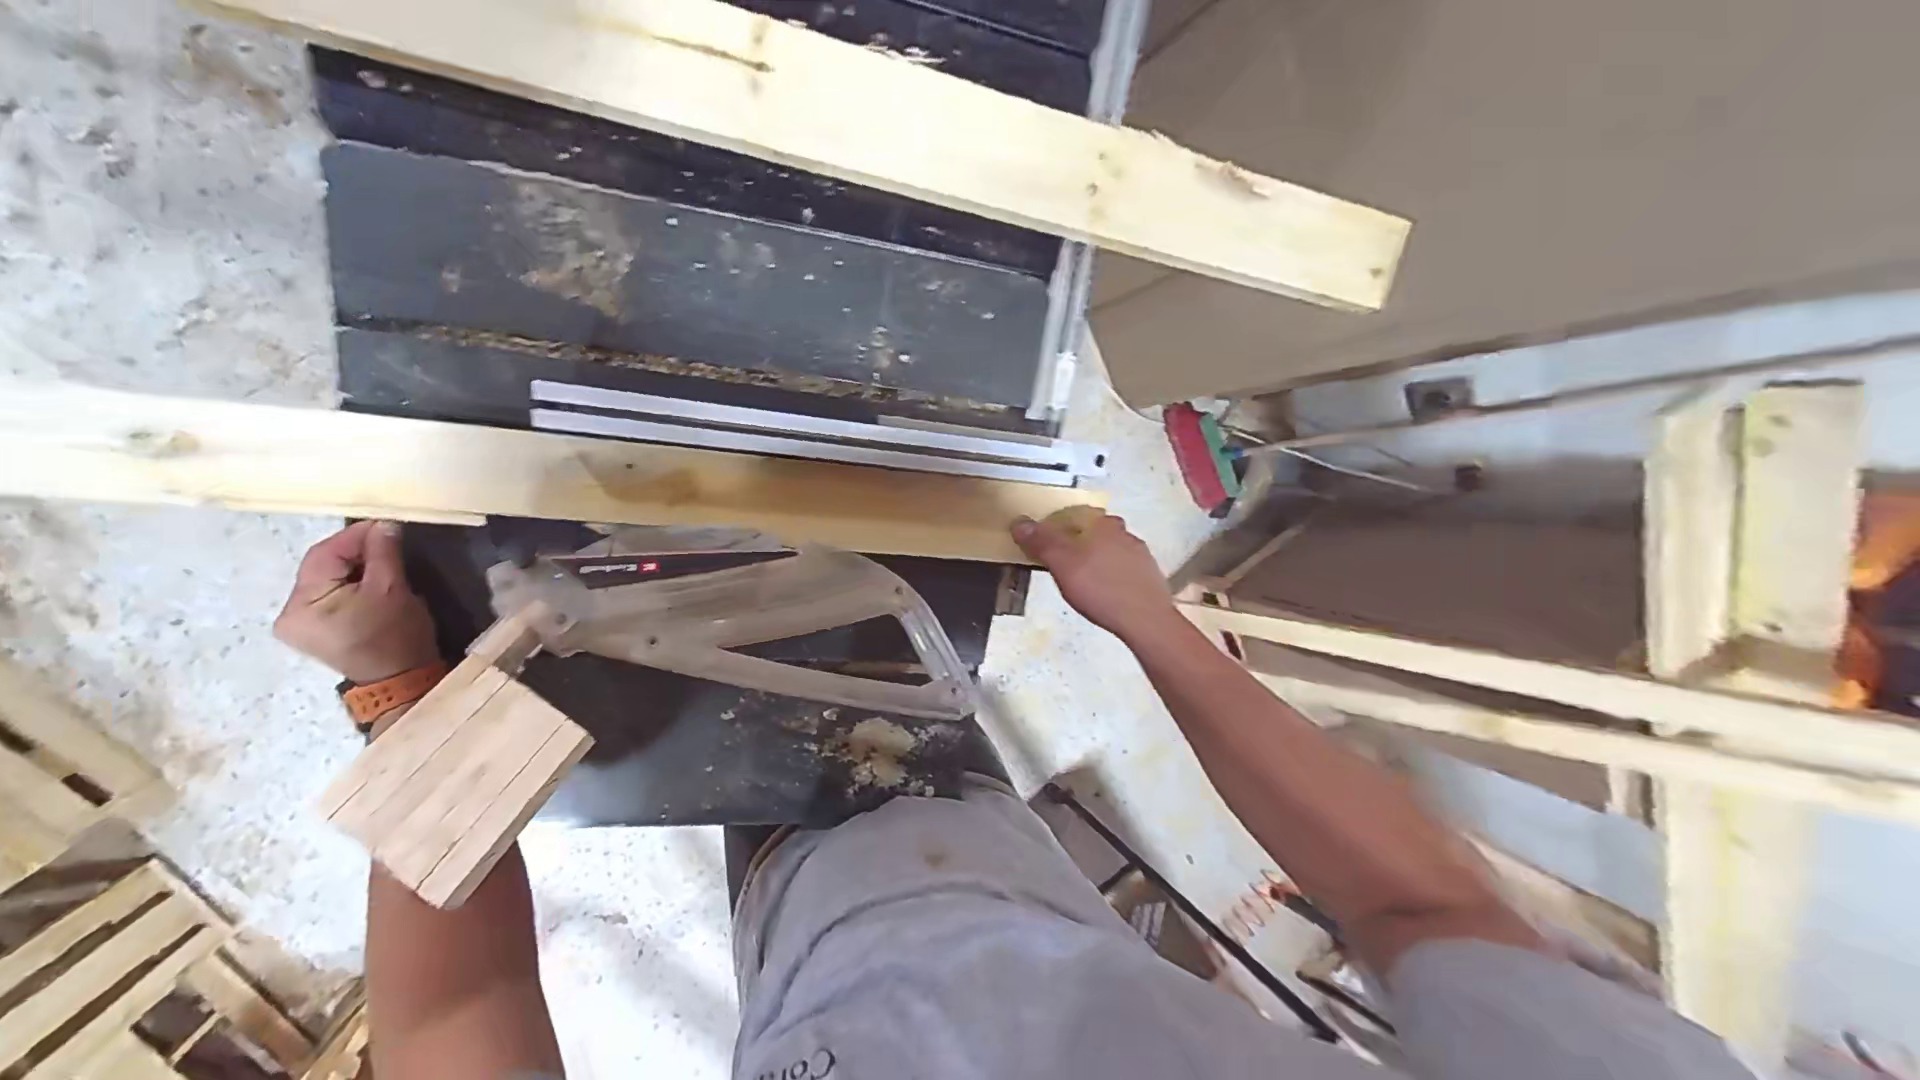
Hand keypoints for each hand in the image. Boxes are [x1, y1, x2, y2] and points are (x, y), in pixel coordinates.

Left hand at [274, 520, 439, 684]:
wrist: (399, 677)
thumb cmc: (397, 634)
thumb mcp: (394, 590)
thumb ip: (383, 554)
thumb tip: (384, 524)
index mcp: (304, 604)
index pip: (324, 554)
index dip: (355, 535)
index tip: (386, 523)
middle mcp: (288, 612)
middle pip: (320, 566)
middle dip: (354, 550)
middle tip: (387, 539)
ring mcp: (295, 621)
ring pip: (324, 578)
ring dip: (352, 564)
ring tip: (382, 557)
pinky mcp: (308, 627)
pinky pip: (325, 592)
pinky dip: (348, 580)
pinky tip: (369, 578)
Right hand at [1010, 507, 1178, 641]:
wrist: (1145, 621)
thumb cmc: (1099, 588)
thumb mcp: (1061, 564)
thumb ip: (1041, 542)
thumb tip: (1019, 521)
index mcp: (1104, 526)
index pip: (1081, 515)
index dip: (1066, 528)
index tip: (1054, 545)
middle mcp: (1127, 535)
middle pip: (1099, 534)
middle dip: (1084, 545)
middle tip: (1067, 565)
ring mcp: (1143, 558)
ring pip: (1114, 553)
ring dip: (1100, 563)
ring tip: (1086, 584)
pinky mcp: (1152, 580)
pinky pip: (1126, 573)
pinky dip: (1114, 580)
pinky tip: (1107, 596)